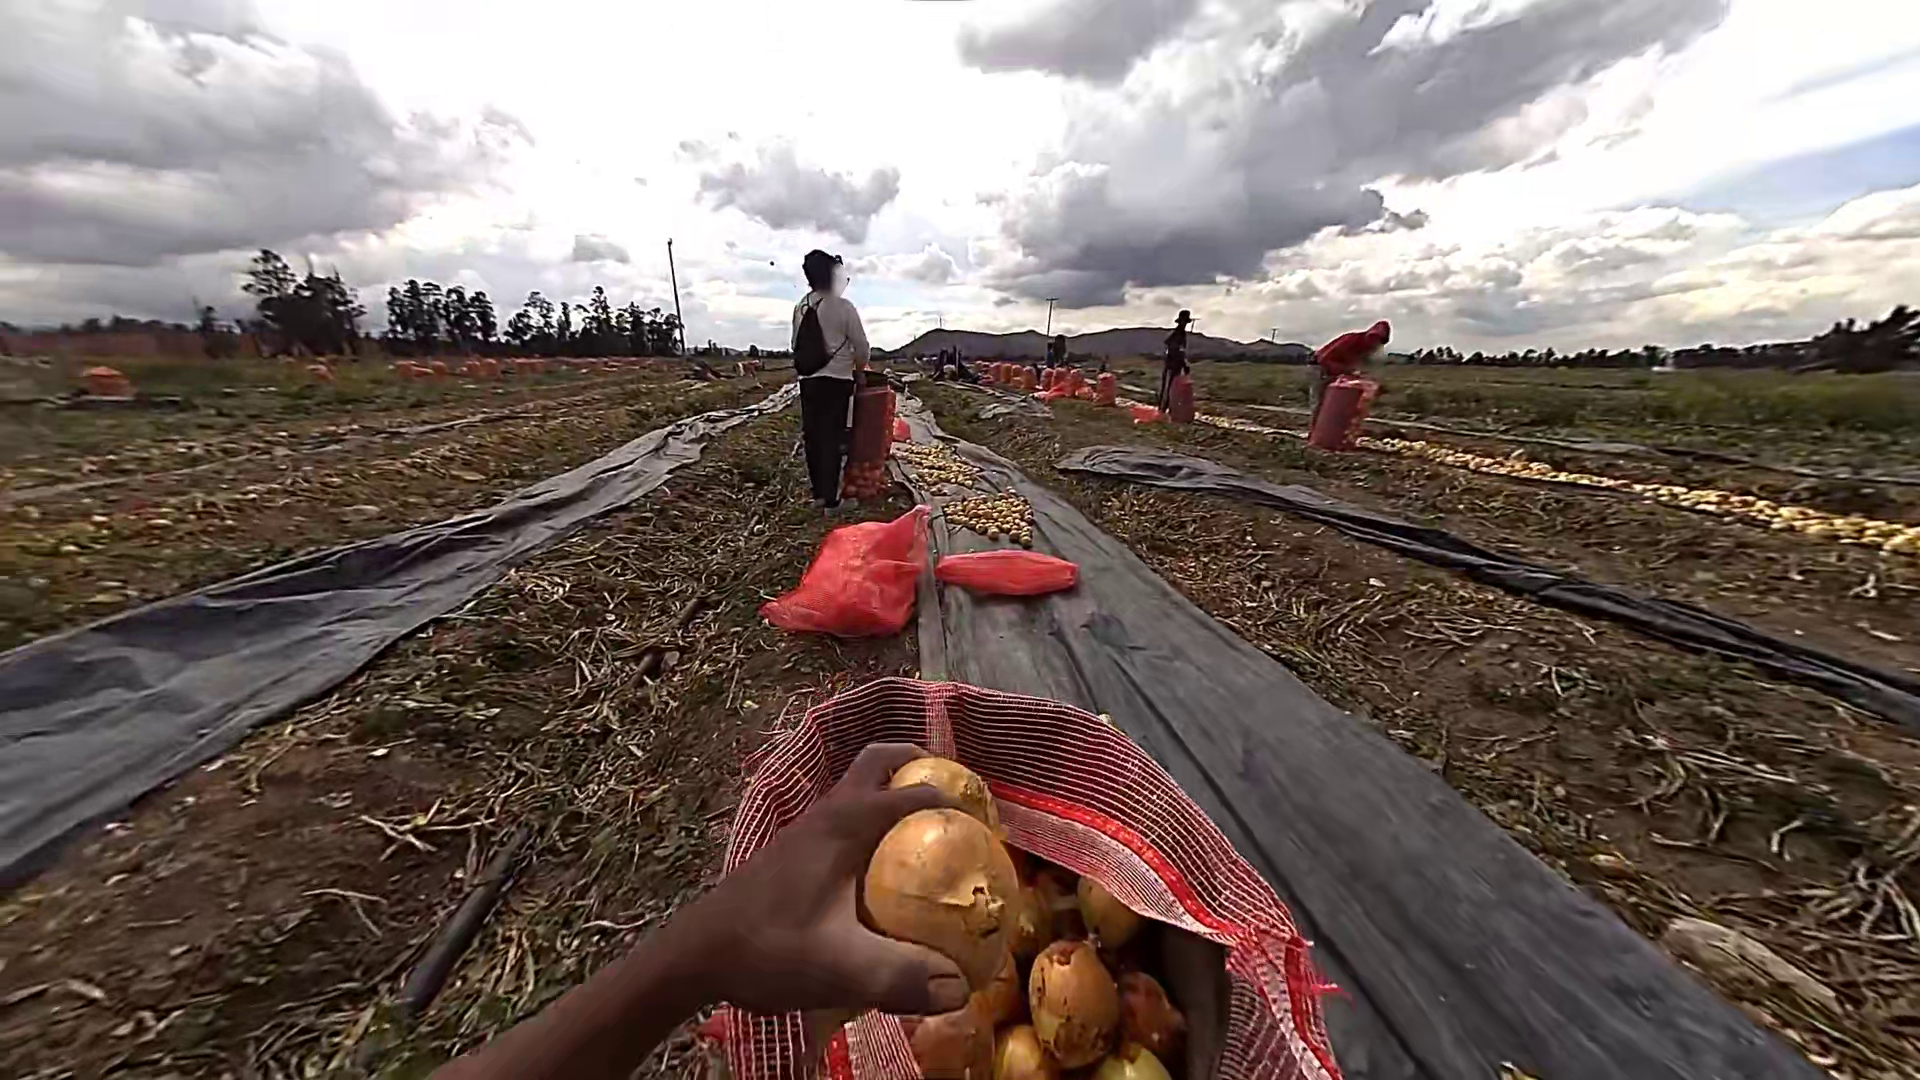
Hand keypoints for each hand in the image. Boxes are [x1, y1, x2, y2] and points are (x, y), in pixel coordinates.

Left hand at [673, 743, 967, 1016]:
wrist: (699, 950)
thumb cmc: (768, 946)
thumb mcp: (837, 966)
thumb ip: (898, 976)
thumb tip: (960, 989)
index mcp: (846, 823)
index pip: (909, 793)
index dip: (950, 797)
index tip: (980, 817)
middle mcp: (831, 809)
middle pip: (878, 759)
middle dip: (916, 761)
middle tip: (949, 786)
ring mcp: (812, 822)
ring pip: (859, 780)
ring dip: (892, 783)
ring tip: (923, 818)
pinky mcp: (800, 840)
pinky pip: (847, 804)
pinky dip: (873, 809)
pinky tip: (879, 855)